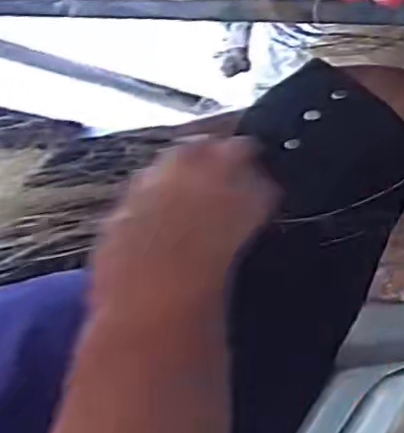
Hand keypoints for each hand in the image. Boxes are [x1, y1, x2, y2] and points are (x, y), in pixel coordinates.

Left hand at [89, 138, 278, 318]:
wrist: (158, 291)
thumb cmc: (223, 244)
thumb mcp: (262, 203)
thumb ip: (261, 179)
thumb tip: (260, 170)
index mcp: (218, 158)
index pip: (241, 142)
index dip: (253, 150)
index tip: (259, 159)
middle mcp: (173, 168)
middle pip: (192, 148)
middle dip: (207, 155)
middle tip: (224, 170)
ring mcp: (136, 194)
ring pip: (159, 174)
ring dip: (176, 179)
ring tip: (195, 198)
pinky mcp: (111, 221)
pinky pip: (137, 203)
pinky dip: (153, 206)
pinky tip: (168, 225)